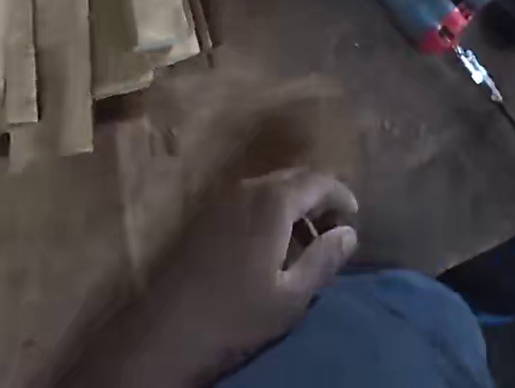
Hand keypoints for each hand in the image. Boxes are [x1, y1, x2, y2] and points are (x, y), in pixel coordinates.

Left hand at [84, 168, 358, 386]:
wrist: (160, 335)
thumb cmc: (233, 316)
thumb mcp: (289, 298)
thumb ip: (324, 260)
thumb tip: (350, 233)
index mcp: (274, 200)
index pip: (319, 180)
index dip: (341, 194)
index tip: (354, 215)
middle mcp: (250, 188)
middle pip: (295, 178)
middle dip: (318, 197)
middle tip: (332, 226)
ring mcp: (223, 199)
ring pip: (271, 188)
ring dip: (294, 205)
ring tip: (304, 241)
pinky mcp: (205, 215)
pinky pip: (250, 199)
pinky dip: (270, 211)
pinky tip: (270, 244)